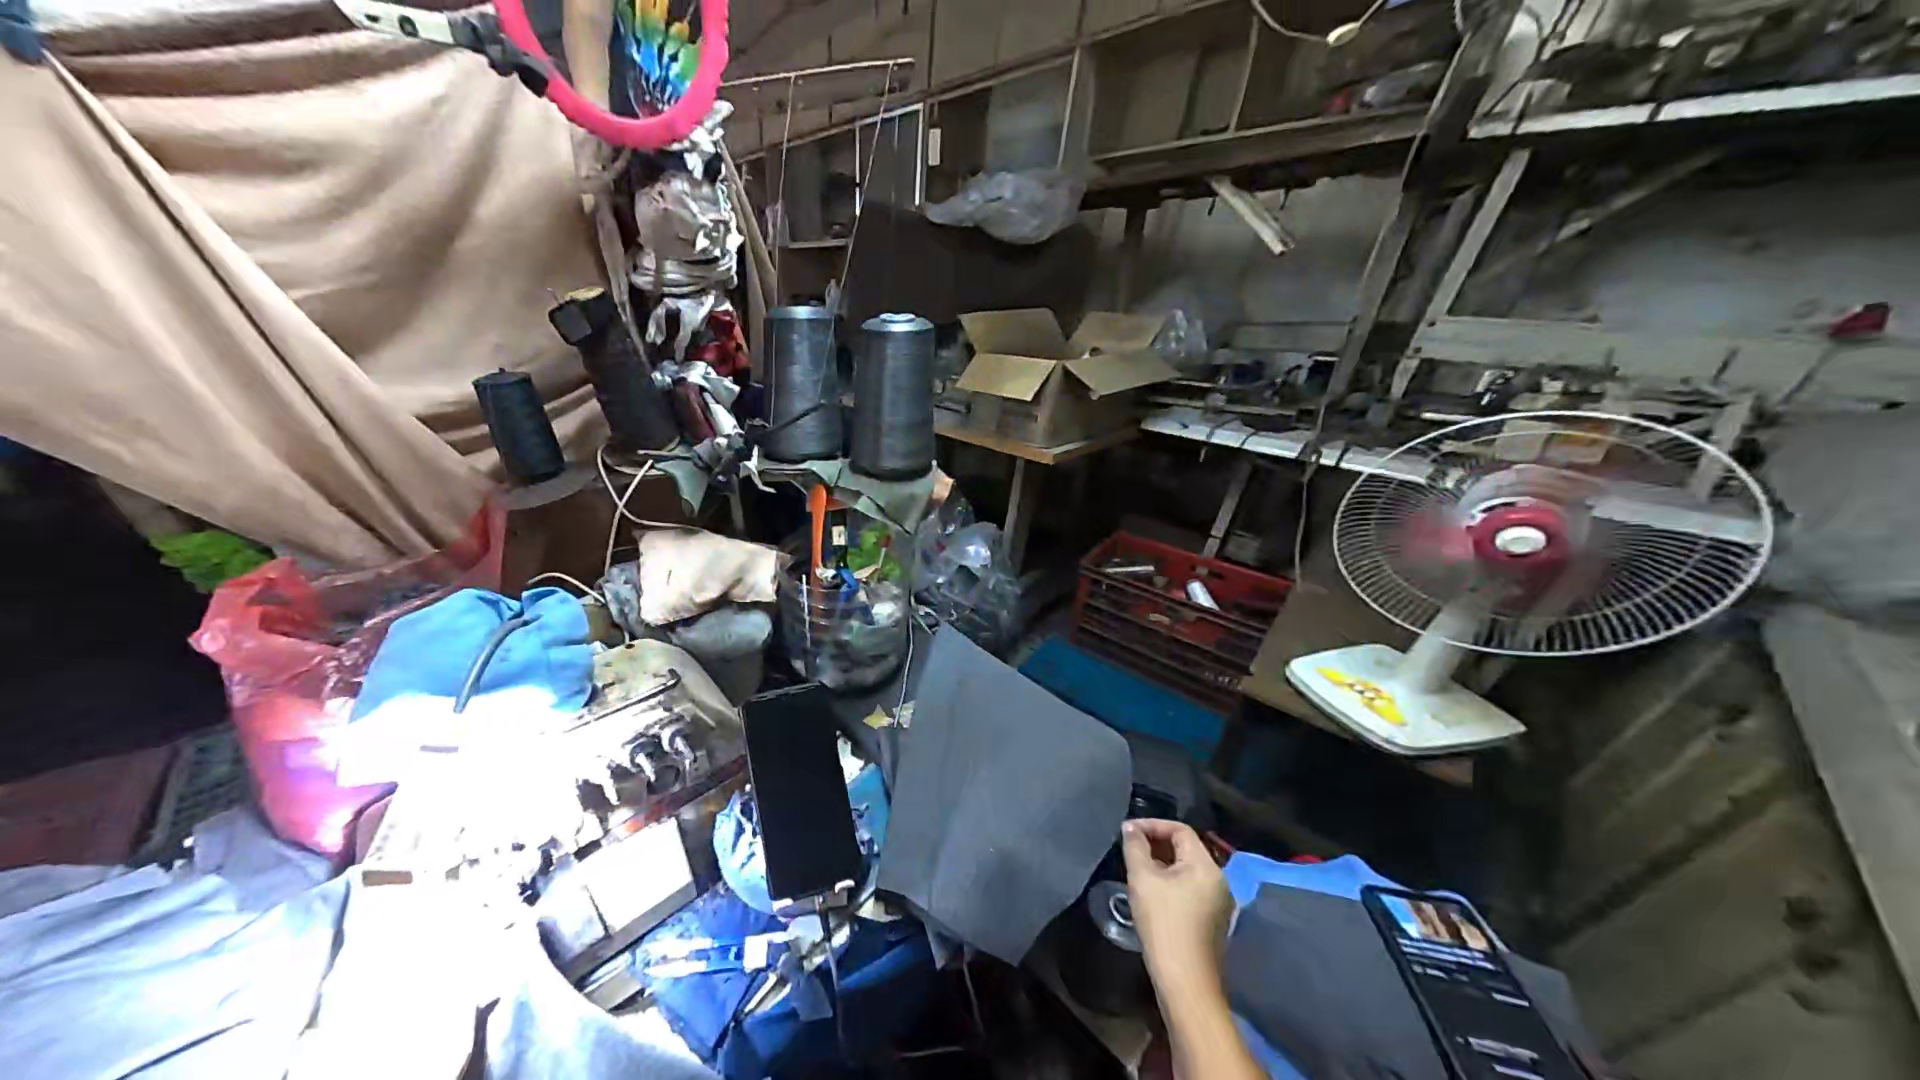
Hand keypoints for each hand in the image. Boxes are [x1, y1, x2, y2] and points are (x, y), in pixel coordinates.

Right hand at [1121, 819, 1232, 989]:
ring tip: (1137, 869)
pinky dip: (1171, 883)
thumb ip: (1135, 847)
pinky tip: (1151, 894)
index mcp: (1206, 866)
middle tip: (1130, 849)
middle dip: (1156, 844)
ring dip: (1162, 864)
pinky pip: (1191, 889)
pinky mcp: (1213, 922)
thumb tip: (1130, 828)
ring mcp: (1219, 903)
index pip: (1180, 829)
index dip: (1152, 825)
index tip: (1127, 832)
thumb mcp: (1142, 879)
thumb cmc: (1163, 924)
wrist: (1186, 982)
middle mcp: (1219, 880)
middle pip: (1186, 849)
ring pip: (1187, 870)